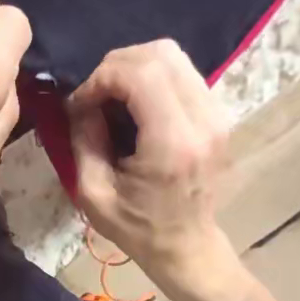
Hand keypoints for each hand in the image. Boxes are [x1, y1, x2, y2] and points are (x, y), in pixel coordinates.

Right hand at [69, 40, 237, 293]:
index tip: (80, 104)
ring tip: (112, 99)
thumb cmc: (136, 227)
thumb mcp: (92, 193)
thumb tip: (81, 102)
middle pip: (160, 54)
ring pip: (174, 56)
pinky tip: (134, 106)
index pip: (140, 73)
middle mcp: (203, 120)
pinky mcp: (219, 114)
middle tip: (94, 97)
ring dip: (134, 69)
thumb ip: (84, 140)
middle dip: (116, 66)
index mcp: (172, 144)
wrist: (185, 247)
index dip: (101, 77)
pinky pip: (183, 73)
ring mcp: (217, 115)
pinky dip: (152, 78)